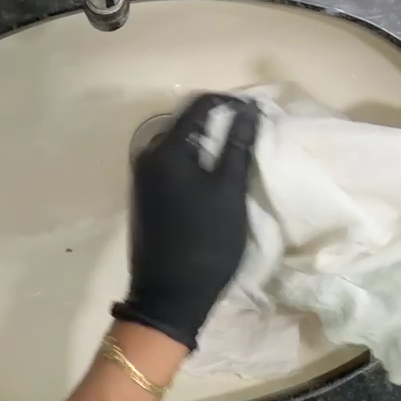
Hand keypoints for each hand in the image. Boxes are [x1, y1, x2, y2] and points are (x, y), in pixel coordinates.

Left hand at [111, 93, 257, 349]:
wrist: (169, 297)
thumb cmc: (206, 240)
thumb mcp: (229, 190)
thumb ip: (238, 144)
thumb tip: (248, 109)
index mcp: (166, 149)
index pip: (199, 105)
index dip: (230, 103)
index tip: (256, 112)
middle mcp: (148, 155)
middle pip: (187, 121)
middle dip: (219, 120)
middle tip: (250, 133)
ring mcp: (144, 176)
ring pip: (180, 142)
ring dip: (208, 141)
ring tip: (237, 153)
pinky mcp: (146, 194)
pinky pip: (173, 161)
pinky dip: (196, 159)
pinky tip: (215, 174)